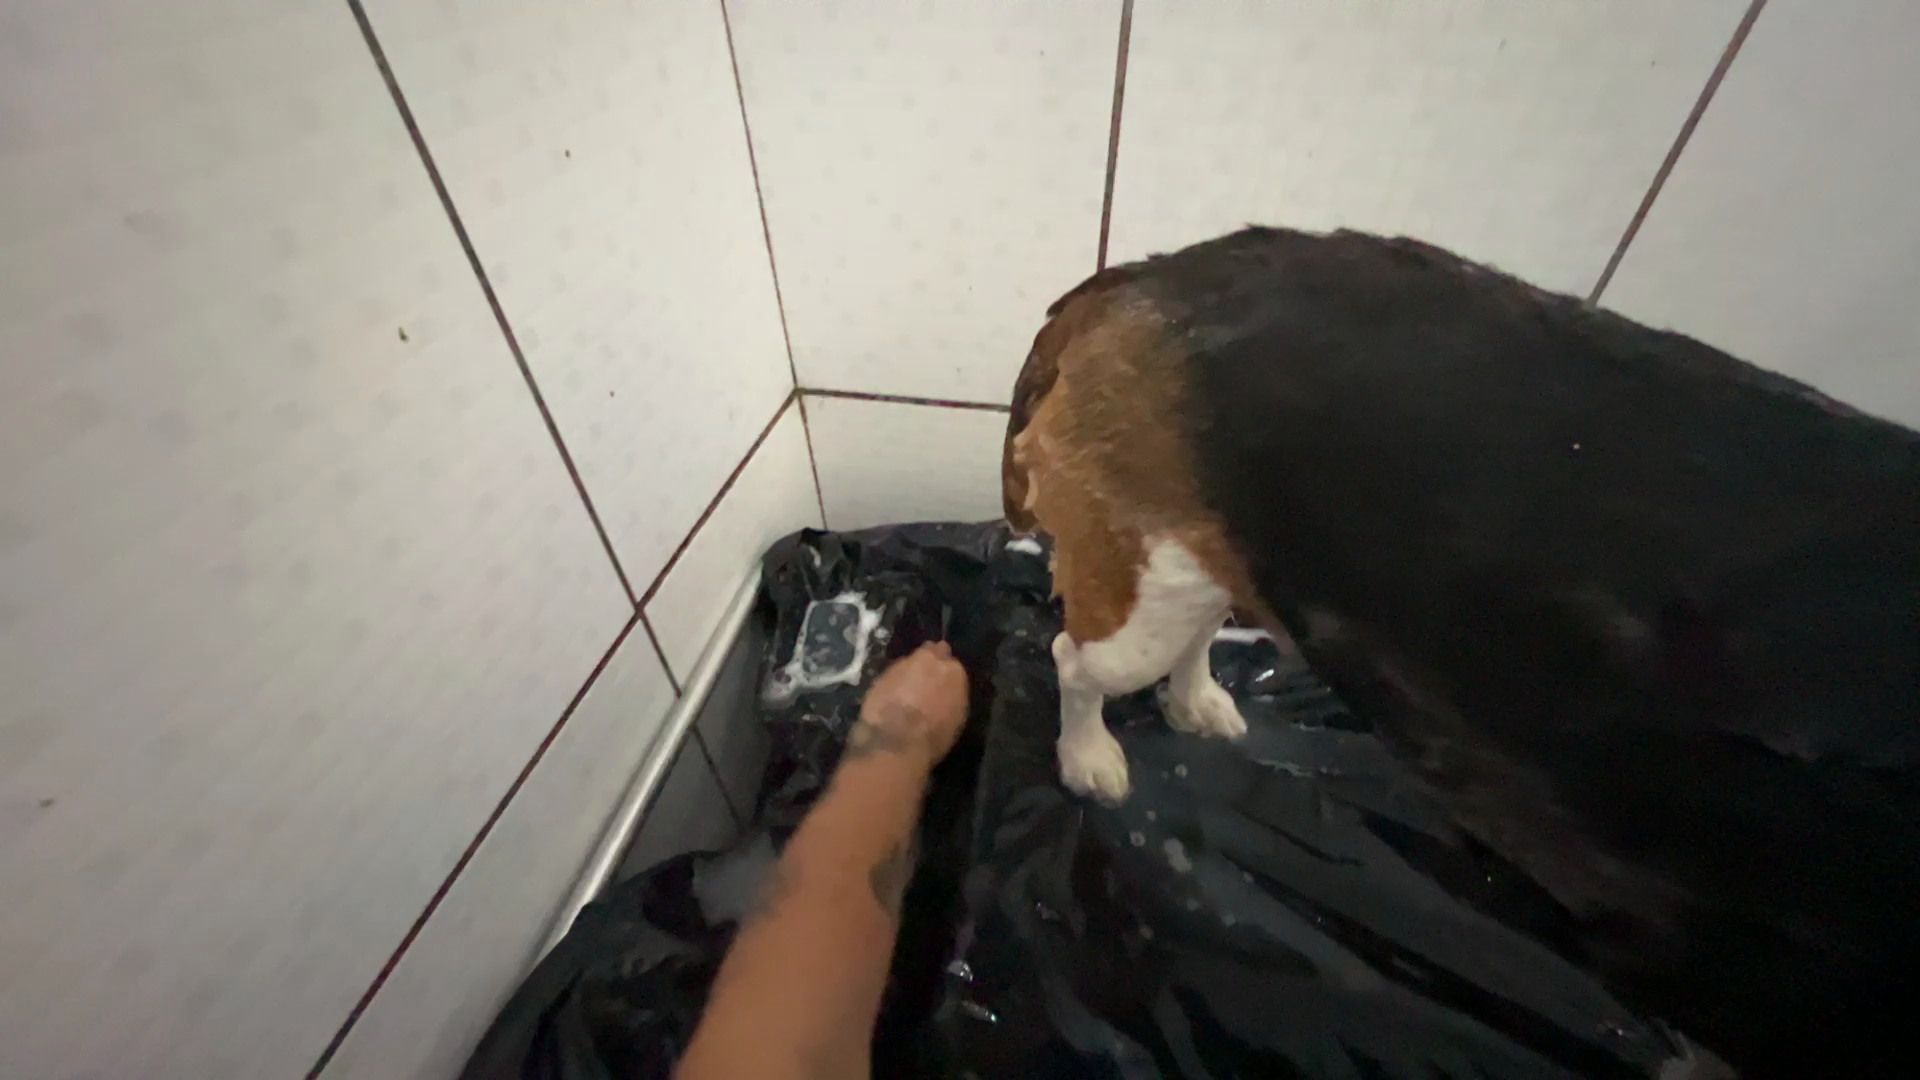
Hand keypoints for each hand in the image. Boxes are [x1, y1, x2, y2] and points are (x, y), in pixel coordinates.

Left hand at [845, 643, 969, 770]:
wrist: (896, 740)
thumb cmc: (934, 735)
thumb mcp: (955, 717)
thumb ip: (951, 695)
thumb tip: (944, 692)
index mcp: (953, 671)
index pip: (951, 663)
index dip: (946, 673)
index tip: (943, 683)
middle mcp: (929, 660)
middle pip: (929, 653)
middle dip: (928, 663)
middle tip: (926, 679)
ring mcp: (902, 664)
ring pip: (908, 663)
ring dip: (908, 673)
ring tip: (906, 693)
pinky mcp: (881, 674)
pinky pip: (891, 676)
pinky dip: (892, 684)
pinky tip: (890, 699)